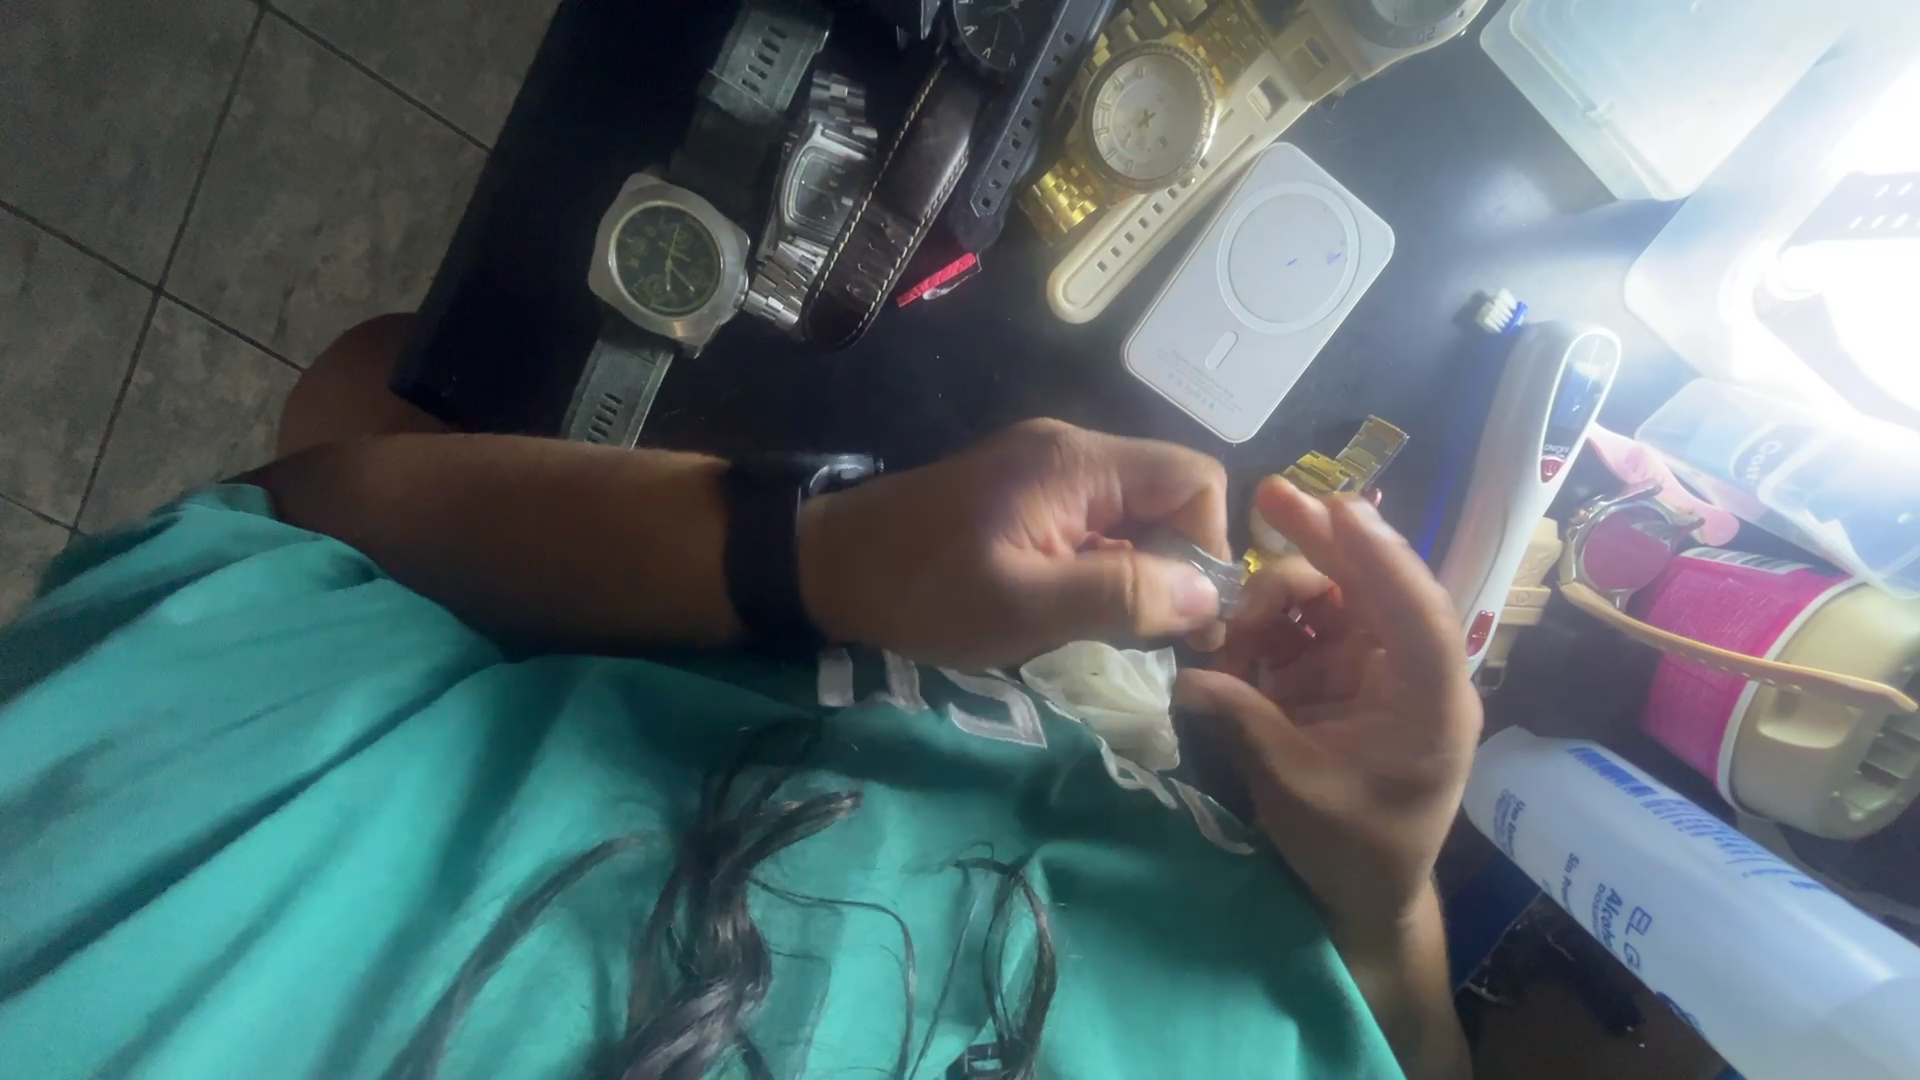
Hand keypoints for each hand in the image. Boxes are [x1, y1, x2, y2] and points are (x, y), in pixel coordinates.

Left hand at [798, 419, 1229, 668]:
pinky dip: (1099, 567)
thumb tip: (1209, 594)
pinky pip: (1091, 525)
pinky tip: (1073, 607)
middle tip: (1148, 634)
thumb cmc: (923, 589)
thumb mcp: (1025, 605)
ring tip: (1107, 627)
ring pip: (1131, 515)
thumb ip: (1121, 595)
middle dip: (1171, 565)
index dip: (1209, 544)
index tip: (1185, 612)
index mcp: (1077, 463)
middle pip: (1166, 497)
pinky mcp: (1022, 495)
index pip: (1194, 479)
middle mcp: (1069, 451)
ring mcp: (1043, 470)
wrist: (828, 566)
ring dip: (1134, 572)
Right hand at [1174, 478, 1481, 937]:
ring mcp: (1364, 664)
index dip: (1378, 556)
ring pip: (1321, 596)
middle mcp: (1402, 666)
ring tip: (1224, 636)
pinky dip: (1256, 625)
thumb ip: (1244, 722)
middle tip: (1268, 495)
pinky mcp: (1330, 671)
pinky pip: (1292, 626)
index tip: (1336, 508)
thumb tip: (1186, 675)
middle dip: (1319, 537)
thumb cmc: (1353, 846)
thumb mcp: (1295, 787)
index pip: (1416, 613)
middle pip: (1368, 581)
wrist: (1360, 886)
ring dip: (1267, 599)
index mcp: (1428, 699)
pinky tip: (1228, 642)